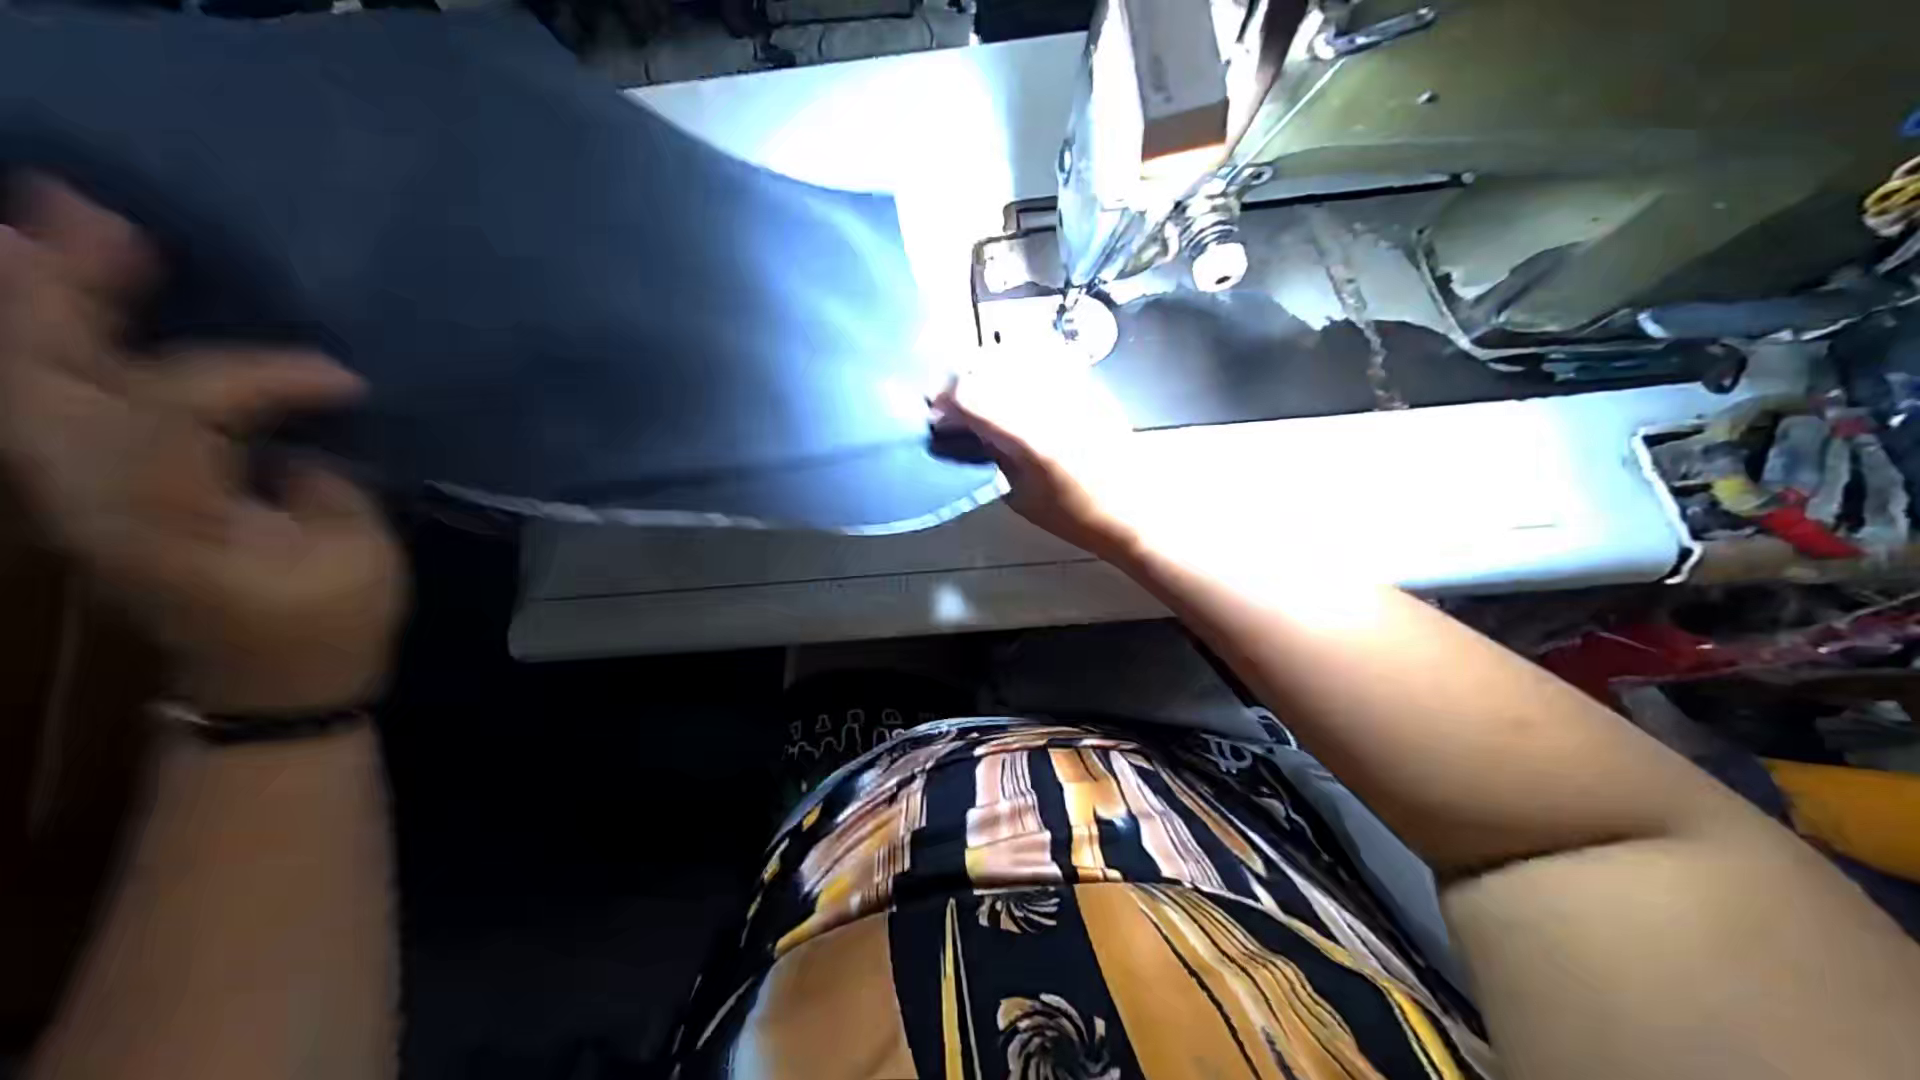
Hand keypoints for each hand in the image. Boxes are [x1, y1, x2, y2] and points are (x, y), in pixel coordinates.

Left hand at [0, 179, 404, 713]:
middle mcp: (92, 503)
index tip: (344, 379)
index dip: (257, 378)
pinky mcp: (89, 488)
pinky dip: (47, 341)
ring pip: (25, 381)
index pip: (177, 415)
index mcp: (169, 527)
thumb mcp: (358, 560)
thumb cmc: (330, 628)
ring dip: (37, 303)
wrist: (267, 684)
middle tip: (88, 214)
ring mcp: (74, 495)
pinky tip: (57, 290)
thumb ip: (319, 482)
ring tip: (48, 223)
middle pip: (49, 381)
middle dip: (65, 295)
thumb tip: (295, 429)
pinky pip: (46, 399)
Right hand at [932, 348, 1165, 559]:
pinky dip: (1022, 360)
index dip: (943, 397)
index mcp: (1030, 438)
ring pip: (1016, 352)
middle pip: (988, 364)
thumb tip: (959, 427)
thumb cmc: (1073, 515)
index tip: (935, 411)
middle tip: (955, 403)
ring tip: (986, 390)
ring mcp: (1073, 387)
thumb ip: (987, 455)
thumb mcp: (1018, 495)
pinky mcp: (1090, 383)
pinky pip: (1047, 354)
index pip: (969, 393)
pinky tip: (1018, 382)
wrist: (1135, 511)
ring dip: (990, 366)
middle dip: (961, 379)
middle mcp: (1050, 402)